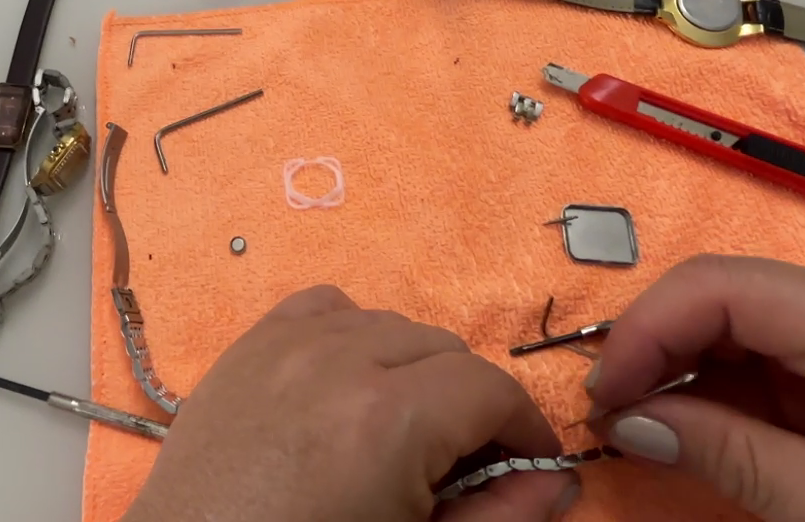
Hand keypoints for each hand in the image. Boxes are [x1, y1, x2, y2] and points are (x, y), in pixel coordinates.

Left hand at [123, 285, 575, 521]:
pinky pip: (323, 305)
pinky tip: (345, 378)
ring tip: (399, 424)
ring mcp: (285, 342)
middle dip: (467, 399)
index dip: (523, 425)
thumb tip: (555, 480)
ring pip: (386, 321)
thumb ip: (497, 520)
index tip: (530, 462)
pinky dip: (350, 331)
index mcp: (386, 419)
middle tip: (459, 460)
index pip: (487, 387)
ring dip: (410, 364)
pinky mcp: (249, 342)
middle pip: (440, 346)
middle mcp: (337, 359)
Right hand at [586, 255, 804, 521]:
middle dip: (660, 348)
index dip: (649, 327)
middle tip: (612, 414)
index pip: (729, 288)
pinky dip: (729, 404)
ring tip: (646, 428)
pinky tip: (703, 436)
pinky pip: (779, 376)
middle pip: (731, 301)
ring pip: (746, 336)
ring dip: (687, 377)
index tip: (603, 393)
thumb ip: (743, 463)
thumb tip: (626, 418)